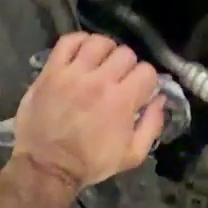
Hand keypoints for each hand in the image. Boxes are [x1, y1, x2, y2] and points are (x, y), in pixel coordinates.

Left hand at [12, 33, 165, 191]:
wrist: (47, 166)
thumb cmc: (91, 163)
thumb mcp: (132, 155)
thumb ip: (152, 125)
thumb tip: (160, 100)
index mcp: (122, 100)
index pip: (147, 71)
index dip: (147, 81)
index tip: (140, 92)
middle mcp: (100, 80)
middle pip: (126, 53)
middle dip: (128, 66)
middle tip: (120, 80)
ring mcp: (73, 73)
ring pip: (99, 42)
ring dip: (106, 51)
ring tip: (102, 64)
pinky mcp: (51, 71)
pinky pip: (68, 41)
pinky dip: (79, 42)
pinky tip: (83, 54)